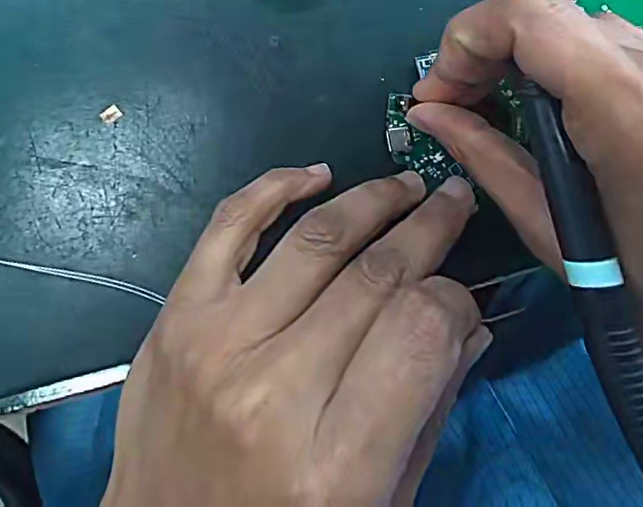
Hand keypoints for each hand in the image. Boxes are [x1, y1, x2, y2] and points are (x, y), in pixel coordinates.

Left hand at [104, 167, 489, 506]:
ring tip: (403, 184)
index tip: (461, 292)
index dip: (452, 298)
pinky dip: (274, 187)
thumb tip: (465, 320)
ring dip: (367, 199)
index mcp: (333, 466)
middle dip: (425, 228)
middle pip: (370, 278)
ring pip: (311, 240)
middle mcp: (272, 390)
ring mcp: (216, 341)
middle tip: (451, 198)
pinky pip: (230, 225)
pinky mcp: (177, 314)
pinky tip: (315, 175)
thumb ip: (422, 415)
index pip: (417, 334)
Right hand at [408, 0, 642, 444]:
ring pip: (578, 26)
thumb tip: (426, 112)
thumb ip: (487, 158)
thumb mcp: (556, 243)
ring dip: (523, 57)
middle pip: (551, 14)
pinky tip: (555, 115)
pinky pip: (612, 48)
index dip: (470, 35)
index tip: (440, 90)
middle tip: (455, 103)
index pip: (536, 17)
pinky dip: (563, 67)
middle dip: (486, 49)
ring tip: (501, 110)